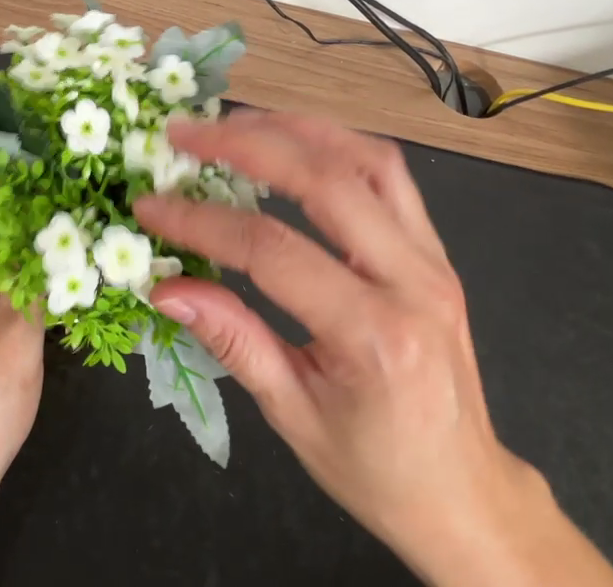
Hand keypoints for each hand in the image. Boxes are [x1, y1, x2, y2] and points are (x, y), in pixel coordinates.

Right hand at [138, 112, 612, 586]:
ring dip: (296, 129)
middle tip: (186, 134)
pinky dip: (336, 146)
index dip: (201, 221)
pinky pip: (389, 177)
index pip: (272, 250)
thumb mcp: (291, 412)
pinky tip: (294, 142)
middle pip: (326, 181)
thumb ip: (232, 338)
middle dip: (246, 145)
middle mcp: (413, 281)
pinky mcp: (436, 252)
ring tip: (235, 121)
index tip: (150, 205)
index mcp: (373, 334)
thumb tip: (166, 288)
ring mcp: (433, 260)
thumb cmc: (374, 468)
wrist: (462, 491)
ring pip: (368, 161)